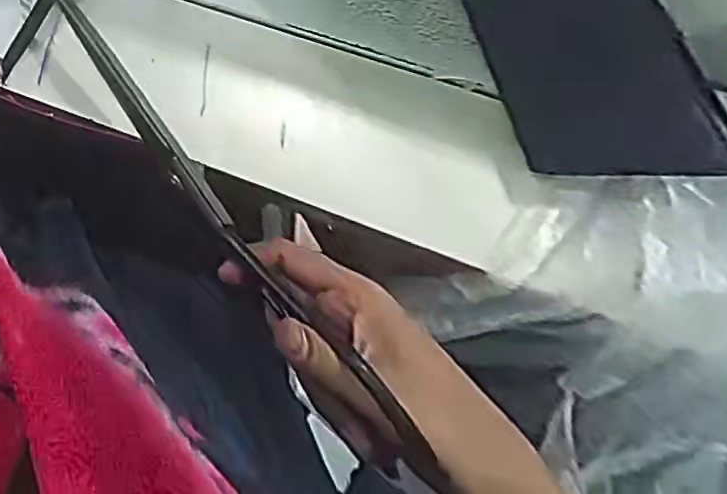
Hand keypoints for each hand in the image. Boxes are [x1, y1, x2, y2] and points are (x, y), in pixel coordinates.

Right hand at [222, 241, 557, 493]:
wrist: (500, 478)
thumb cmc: (448, 424)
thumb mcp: (373, 390)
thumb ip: (317, 354)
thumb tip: (274, 322)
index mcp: (360, 296)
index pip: (291, 255)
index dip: (253, 259)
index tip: (226, 275)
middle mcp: (359, 309)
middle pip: (293, 308)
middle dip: (301, 354)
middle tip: (326, 390)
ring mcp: (364, 337)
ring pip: (308, 346)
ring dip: (325, 389)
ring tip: (360, 421)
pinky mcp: (370, 365)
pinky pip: (329, 372)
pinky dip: (339, 402)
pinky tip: (367, 427)